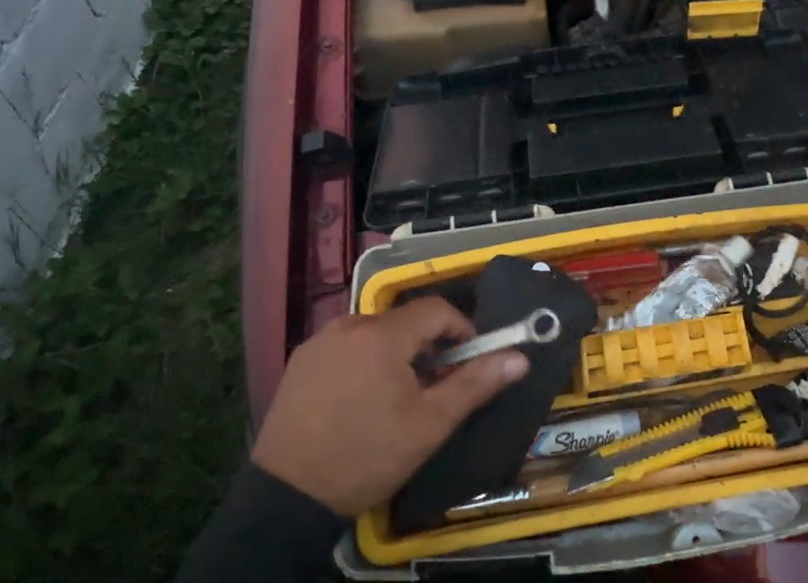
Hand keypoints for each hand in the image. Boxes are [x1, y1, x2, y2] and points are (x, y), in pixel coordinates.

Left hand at [250, 297, 528, 516]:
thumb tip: (519, 357)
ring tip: (397, 397)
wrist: (287, 496)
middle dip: (428, 347)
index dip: (461, 330)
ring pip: (375, 333)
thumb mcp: (429, 425)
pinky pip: (346, 346)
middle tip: (433, 388)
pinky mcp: (300, 361)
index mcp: (382, 335)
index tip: (470, 362)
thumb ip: (475, 384)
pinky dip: (364, 361)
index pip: (436, 310)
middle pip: (404, 322)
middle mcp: (349, 324)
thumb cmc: (367, 456)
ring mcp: (319, 341)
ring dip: (395, 353)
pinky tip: (361, 400)